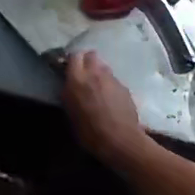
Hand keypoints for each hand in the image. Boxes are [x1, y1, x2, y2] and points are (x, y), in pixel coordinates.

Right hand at [62, 51, 151, 165]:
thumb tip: (70, 86)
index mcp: (78, 80)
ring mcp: (113, 79)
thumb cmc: (89, 132)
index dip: (72, 60)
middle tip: (83, 74)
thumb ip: (70, 94)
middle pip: (91, 55)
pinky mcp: (125, 87)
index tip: (70, 68)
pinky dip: (109, 84)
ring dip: (99, 72)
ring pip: (104, 66)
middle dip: (87, 61)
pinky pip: (113, 79)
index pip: (74, 56)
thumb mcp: (70, 114)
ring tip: (97, 86)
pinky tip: (109, 97)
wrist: (120, 139)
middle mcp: (96, 74)